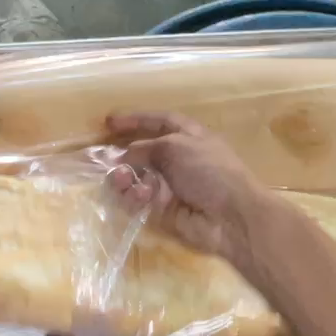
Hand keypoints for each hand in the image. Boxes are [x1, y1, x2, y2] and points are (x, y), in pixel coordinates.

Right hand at [106, 112, 269, 263]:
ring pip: (136, 178)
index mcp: (189, 137)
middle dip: (124, 156)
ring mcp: (170, 186)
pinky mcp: (163, 210)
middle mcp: (178, 159)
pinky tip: (139, 197)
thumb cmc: (209, 171)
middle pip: (143, 152)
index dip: (136, 119)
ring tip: (121, 180)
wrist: (230, 216)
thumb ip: (146, 147)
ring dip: (125, 178)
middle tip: (106, 161)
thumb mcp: (176, 147)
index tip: (109, 121)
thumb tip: (124, 156)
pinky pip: (139, 200)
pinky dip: (134, 197)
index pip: (159, 122)